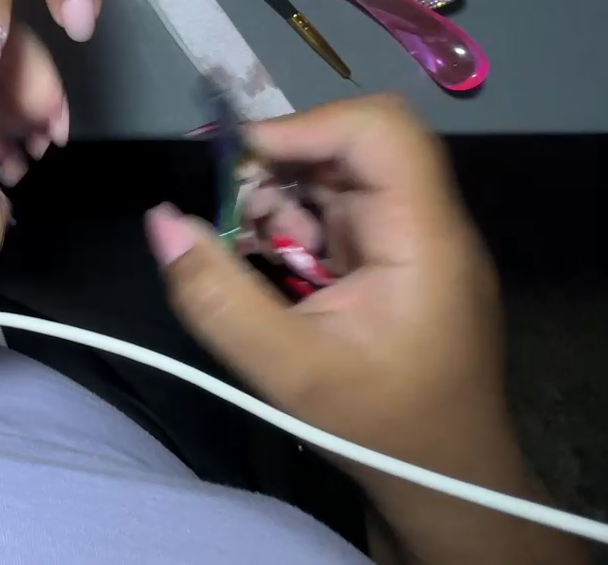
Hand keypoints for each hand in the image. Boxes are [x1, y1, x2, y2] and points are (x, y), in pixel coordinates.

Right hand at [144, 96, 513, 471]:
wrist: (446, 481)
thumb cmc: (382, 427)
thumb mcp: (286, 369)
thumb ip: (217, 296)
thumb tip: (161, 220)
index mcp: (420, 239)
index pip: (380, 131)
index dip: (305, 126)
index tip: (242, 163)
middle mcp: (417, 222)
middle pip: (346, 143)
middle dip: (273, 164)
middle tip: (229, 208)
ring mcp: (399, 235)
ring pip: (326, 171)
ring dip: (270, 195)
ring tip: (245, 245)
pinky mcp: (379, 250)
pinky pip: (322, 204)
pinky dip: (279, 219)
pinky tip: (263, 259)